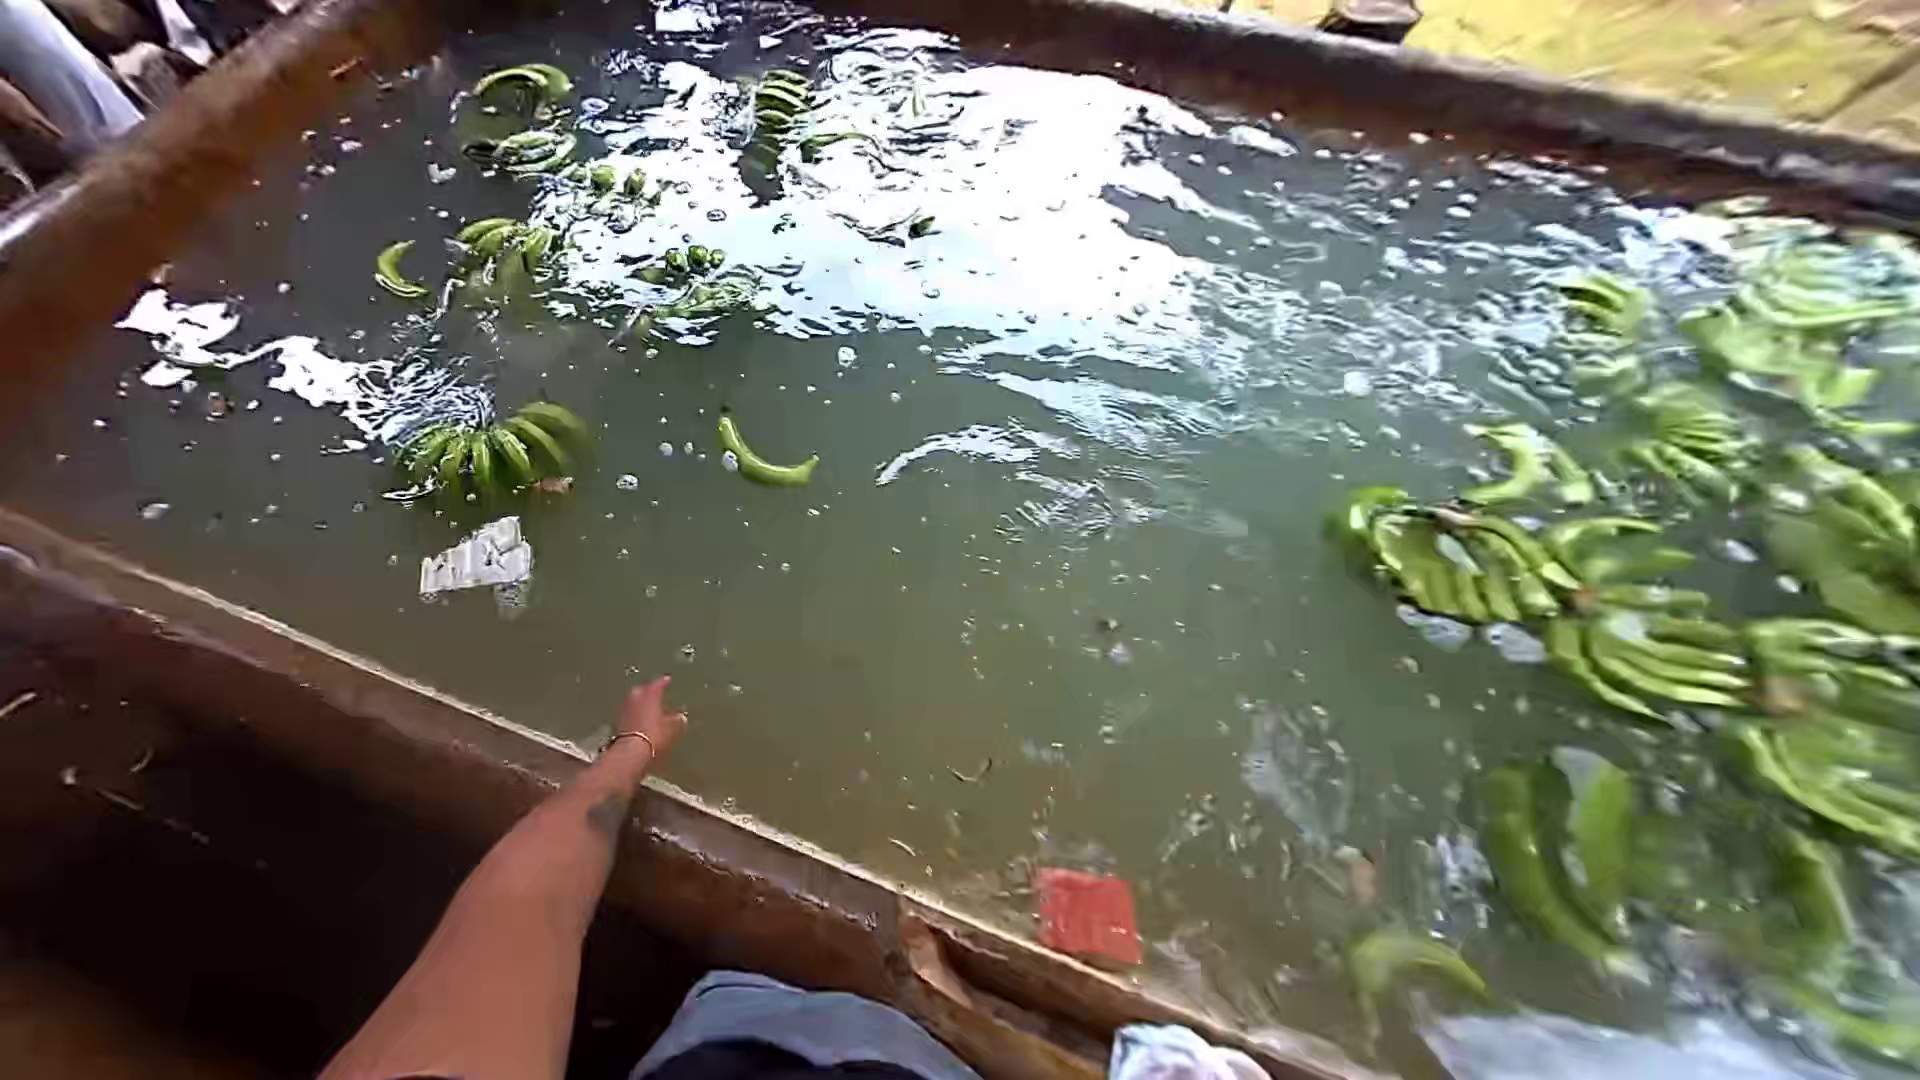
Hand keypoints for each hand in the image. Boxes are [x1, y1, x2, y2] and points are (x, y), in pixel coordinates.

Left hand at [616, 676, 686, 762]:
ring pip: (634, 701)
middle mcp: (635, 698)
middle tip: (655, 693)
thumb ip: (676, 719)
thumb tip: (680, 717)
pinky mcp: (617, 723)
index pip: (658, 683)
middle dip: (648, 691)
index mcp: (650, 695)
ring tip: (648, 707)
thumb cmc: (654, 734)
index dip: (663, 681)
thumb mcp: (672, 727)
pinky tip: (640, 720)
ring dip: (640, 703)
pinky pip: (629, 714)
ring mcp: (624, 710)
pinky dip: (635, 714)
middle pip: (642, 690)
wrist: (630, 752)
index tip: (667, 679)